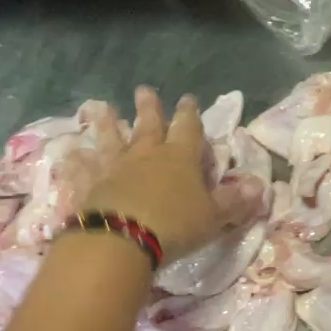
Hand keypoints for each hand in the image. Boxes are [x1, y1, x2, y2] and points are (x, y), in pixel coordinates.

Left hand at [84, 87, 221, 263]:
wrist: (120, 240)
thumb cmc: (175, 225)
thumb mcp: (214, 216)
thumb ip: (234, 201)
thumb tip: (260, 186)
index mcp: (181, 157)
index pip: (189, 128)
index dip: (190, 114)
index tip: (188, 99)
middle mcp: (147, 155)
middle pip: (149, 125)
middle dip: (150, 108)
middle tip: (144, 90)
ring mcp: (115, 168)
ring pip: (112, 139)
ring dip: (109, 124)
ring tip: (103, 108)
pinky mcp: (90, 186)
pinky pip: (84, 169)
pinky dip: (78, 160)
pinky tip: (71, 153)